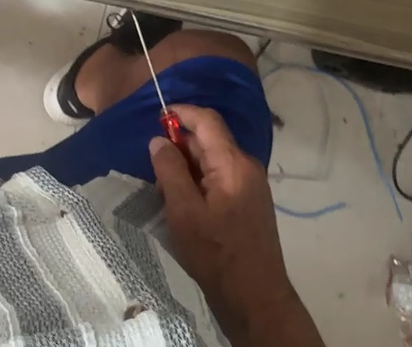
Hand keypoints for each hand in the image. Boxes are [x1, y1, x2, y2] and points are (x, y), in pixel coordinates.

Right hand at [150, 105, 321, 346]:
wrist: (255, 298)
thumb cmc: (216, 254)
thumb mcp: (184, 211)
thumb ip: (170, 170)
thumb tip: (159, 140)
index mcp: (233, 163)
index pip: (208, 120)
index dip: (182, 112)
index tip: (157, 116)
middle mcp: (247, 166)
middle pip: (211, 139)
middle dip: (181, 144)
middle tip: (155, 165)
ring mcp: (252, 185)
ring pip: (215, 159)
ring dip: (189, 165)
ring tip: (166, 188)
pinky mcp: (250, 202)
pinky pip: (222, 176)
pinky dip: (201, 179)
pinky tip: (185, 202)